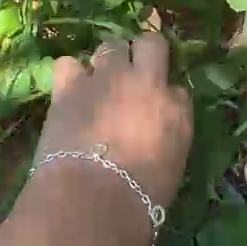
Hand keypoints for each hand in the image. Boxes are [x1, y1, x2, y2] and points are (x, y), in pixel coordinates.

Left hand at [35, 32, 192, 212]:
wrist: (90, 204)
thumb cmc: (138, 202)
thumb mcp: (171, 167)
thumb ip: (168, 134)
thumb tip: (157, 122)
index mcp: (177, 108)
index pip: (177, 85)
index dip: (165, 92)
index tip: (156, 106)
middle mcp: (146, 82)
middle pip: (150, 41)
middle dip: (142, 52)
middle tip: (132, 75)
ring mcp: (107, 79)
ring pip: (110, 45)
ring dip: (107, 60)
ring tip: (99, 82)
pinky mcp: (70, 87)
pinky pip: (69, 63)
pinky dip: (70, 74)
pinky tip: (70, 91)